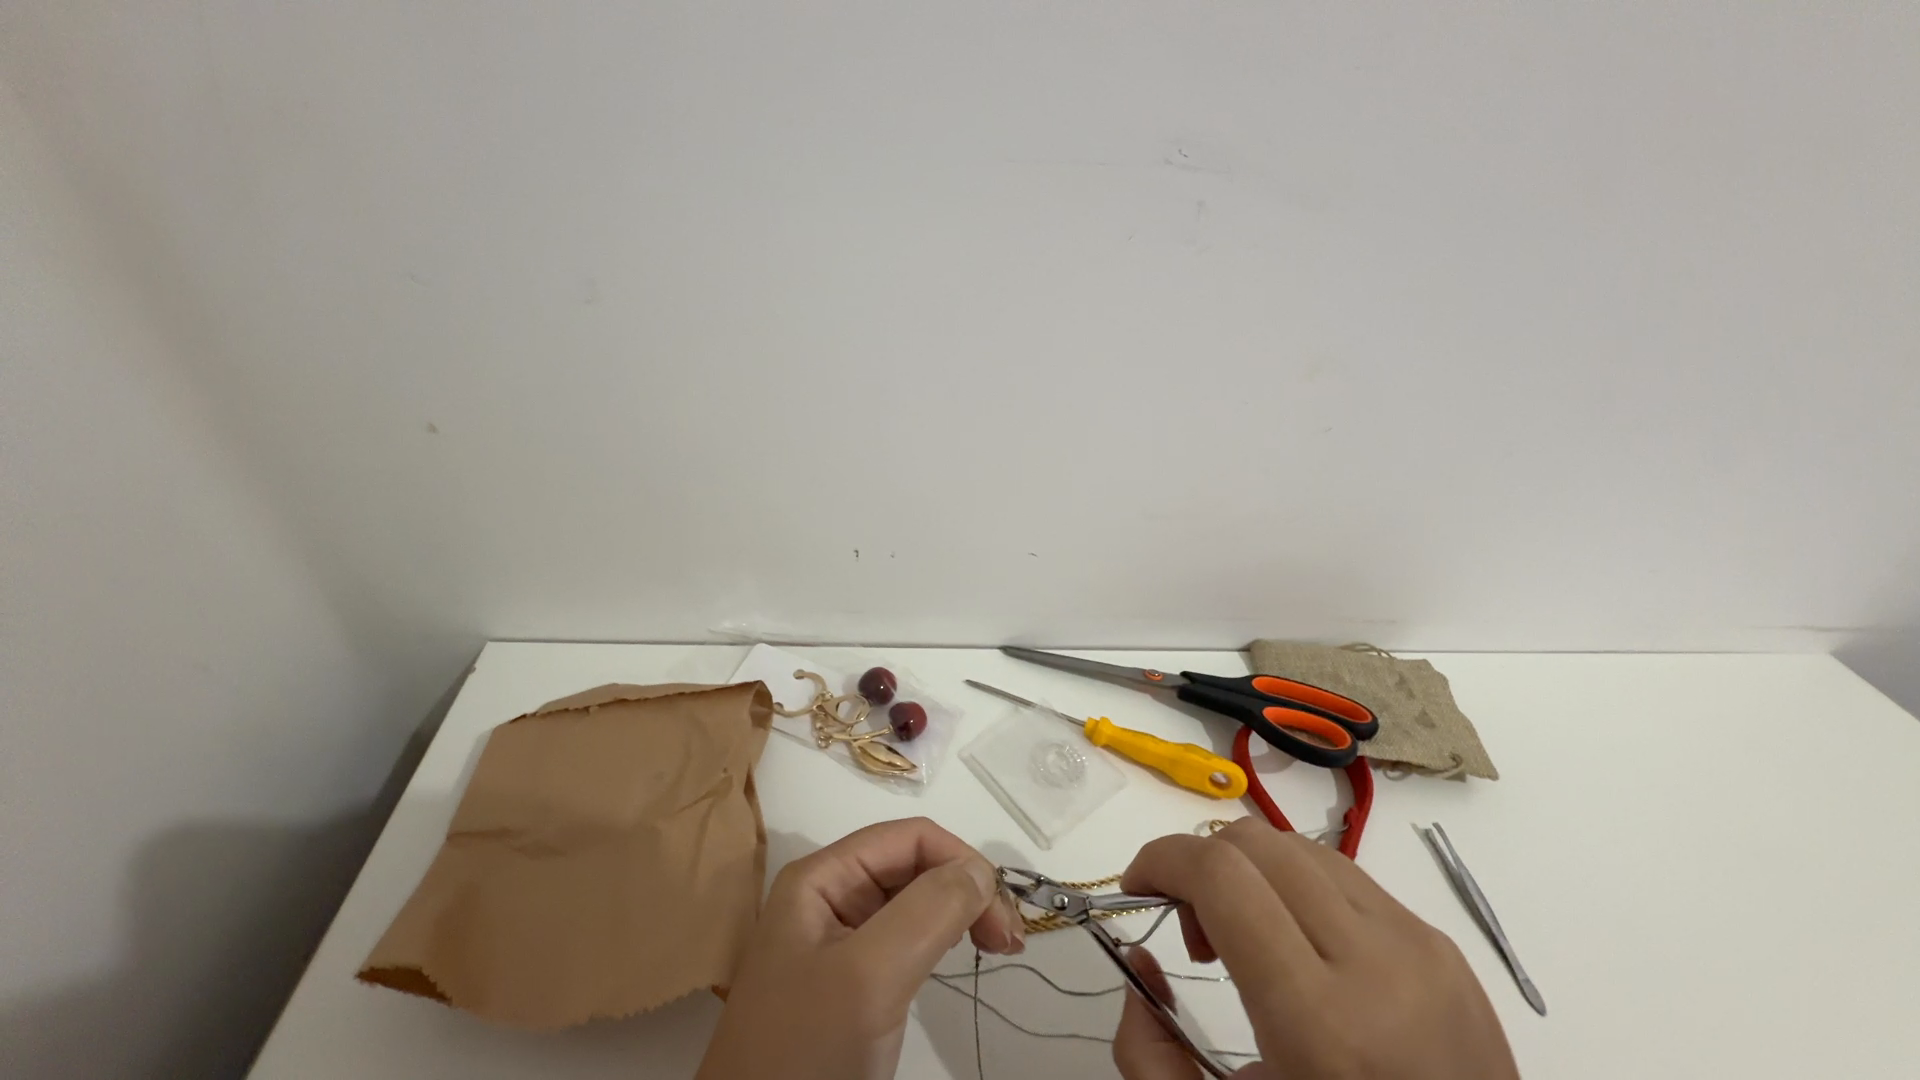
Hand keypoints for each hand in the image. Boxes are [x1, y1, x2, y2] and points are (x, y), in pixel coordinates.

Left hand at [694, 817, 1023, 1079]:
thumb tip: (981, 869)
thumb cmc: (807, 1050)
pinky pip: (908, 937)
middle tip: (1009, 941)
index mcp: (822, 877)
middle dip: (967, 889)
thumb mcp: (869, 976)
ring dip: (962, 912)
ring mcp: (840, 938)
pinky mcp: (853, 978)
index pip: (909, 838)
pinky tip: (962, 954)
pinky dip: (945, 938)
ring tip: (999, 946)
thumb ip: (927, 911)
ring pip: (916, 900)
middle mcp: (831, 896)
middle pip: (915, 865)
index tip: (1001, 916)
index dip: (961, 862)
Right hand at [1113, 819, 1519, 1079]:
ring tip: (1247, 940)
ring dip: (1247, 871)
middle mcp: (1376, 963)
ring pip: (1299, 848)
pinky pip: (1346, 876)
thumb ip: (1149, 1053)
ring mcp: (1419, 946)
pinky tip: (1301, 951)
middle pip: (1255, 843)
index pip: (1222, 875)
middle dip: (1199, 864)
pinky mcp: (1443, 946)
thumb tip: (1142, 958)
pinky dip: (1295, 889)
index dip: (1162, 859)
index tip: (1137, 888)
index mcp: (1319, 1022)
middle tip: (1194, 934)